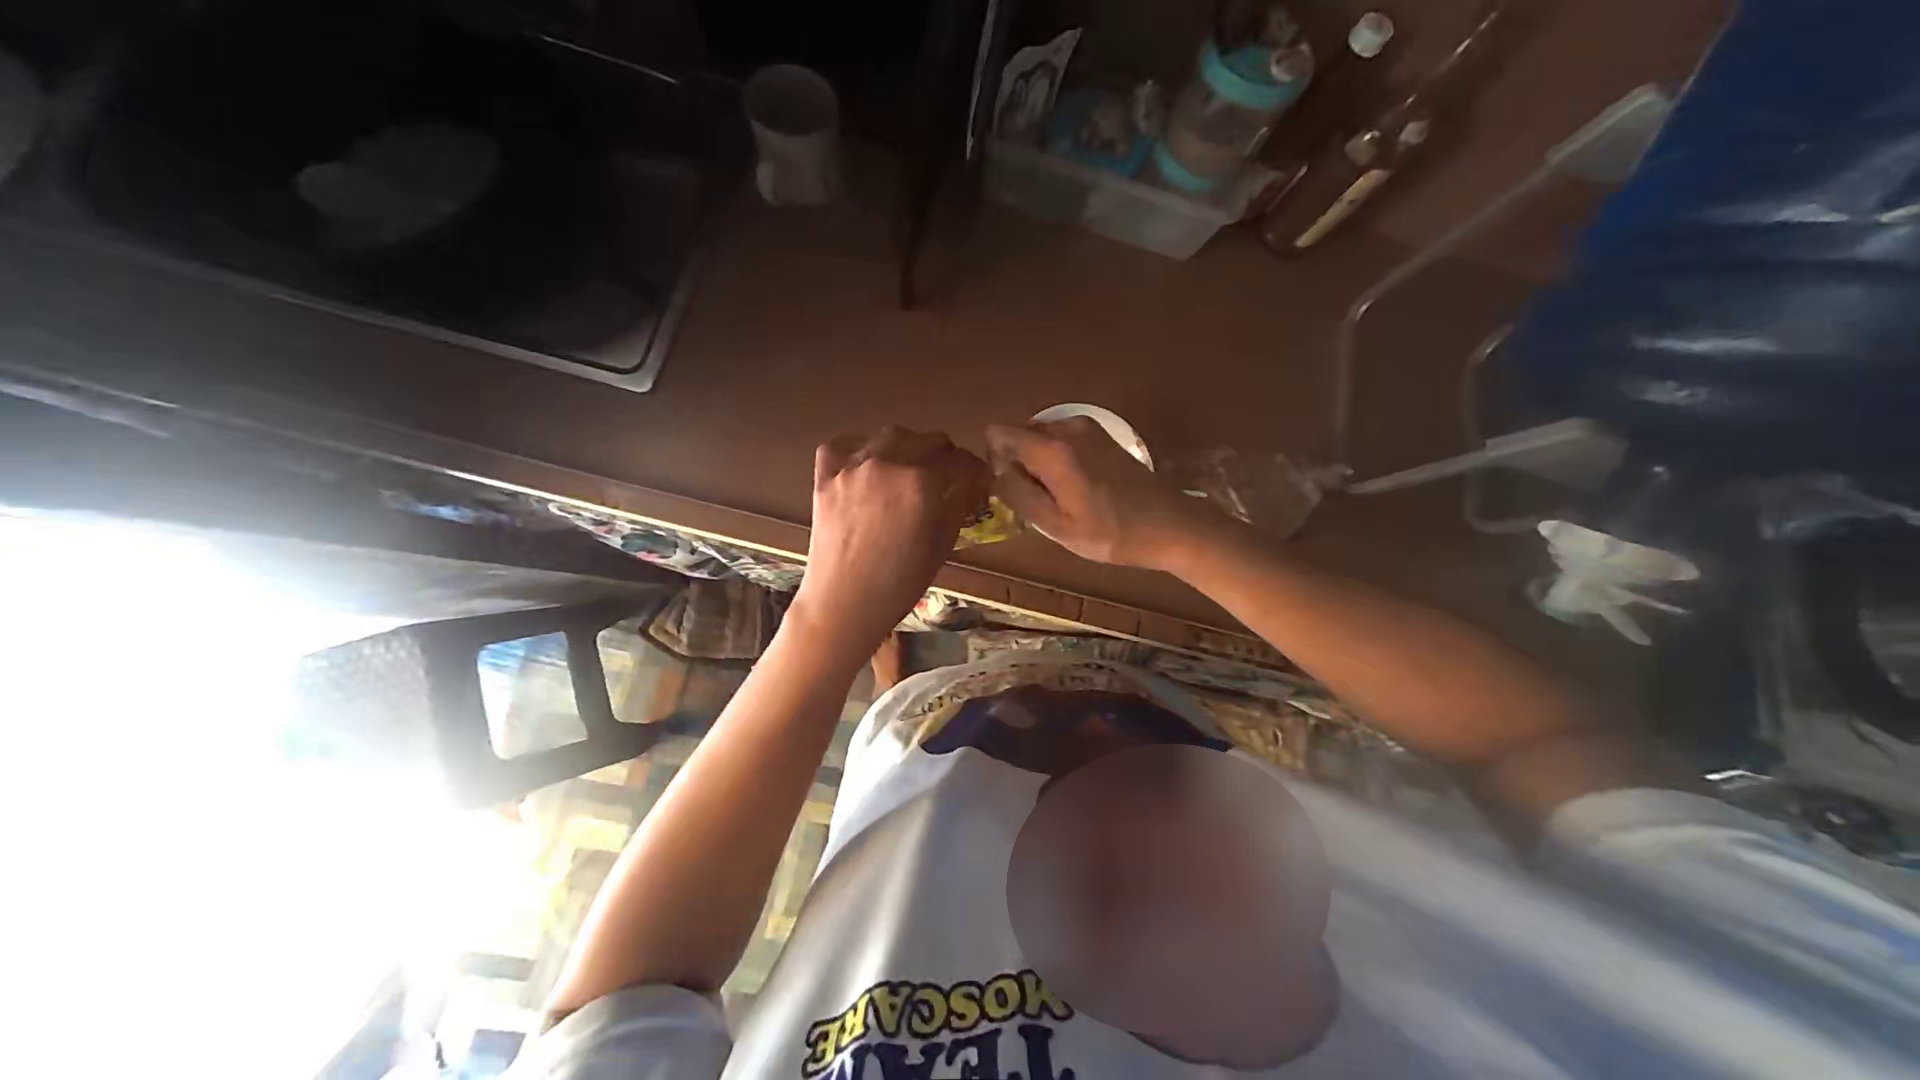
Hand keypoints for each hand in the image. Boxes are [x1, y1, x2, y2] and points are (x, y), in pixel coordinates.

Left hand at [790, 426, 987, 655]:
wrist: (843, 604)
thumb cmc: (898, 584)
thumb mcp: (940, 546)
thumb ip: (957, 506)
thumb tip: (970, 484)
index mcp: (921, 484)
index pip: (959, 461)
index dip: (975, 469)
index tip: (978, 478)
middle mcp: (887, 465)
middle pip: (926, 440)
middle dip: (945, 454)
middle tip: (949, 473)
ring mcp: (852, 468)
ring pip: (889, 435)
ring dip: (907, 445)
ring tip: (910, 465)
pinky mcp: (825, 477)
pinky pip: (843, 444)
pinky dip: (859, 447)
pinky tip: (867, 463)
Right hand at [985, 418, 1224, 570]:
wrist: (1171, 525)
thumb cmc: (1111, 534)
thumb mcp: (1056, 525)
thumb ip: (1019, 493)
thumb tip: (996, 470)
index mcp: (1052, 449)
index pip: (998, 434)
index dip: (994, 460)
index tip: (1009, 489)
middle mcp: (1066, 427)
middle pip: (1018, 434)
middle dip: (1016, 462)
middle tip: (1034, 501)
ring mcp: (1086, 427)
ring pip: (1039, 438)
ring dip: (1037, 464)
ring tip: (1057, 499)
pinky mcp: (1100, 434)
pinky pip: (1059, 440)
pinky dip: (1056, 461)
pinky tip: (1074, 490)